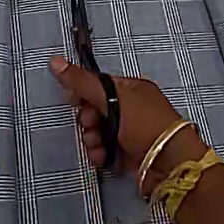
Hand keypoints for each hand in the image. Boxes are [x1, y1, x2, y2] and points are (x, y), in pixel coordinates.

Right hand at [52, 57, 200, 185]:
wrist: (169, 162)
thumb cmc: (144, 122)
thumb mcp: (113, 97)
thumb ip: (82, 82)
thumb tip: (54, 61)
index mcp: (132, 89)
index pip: (100, 86)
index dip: (84, 94)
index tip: (73, 102)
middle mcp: (133, 109)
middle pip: (98, 110)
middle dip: (88, 120)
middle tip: (89, 125)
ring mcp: (131, 132)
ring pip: (100, 132)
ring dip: (92, 138)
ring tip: (96, 145)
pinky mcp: (129, 154)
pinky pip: (107, 149)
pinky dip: (101, 152)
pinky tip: (101, 156)